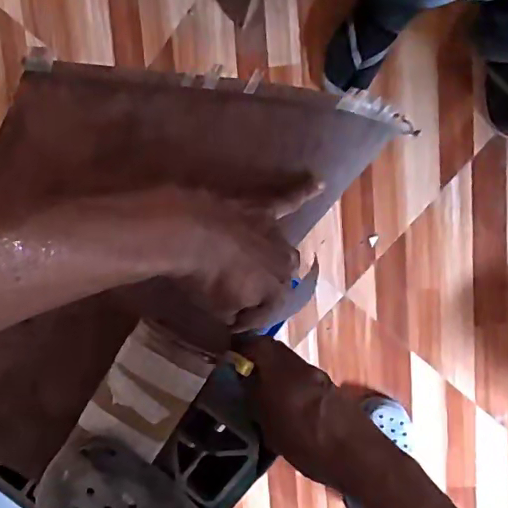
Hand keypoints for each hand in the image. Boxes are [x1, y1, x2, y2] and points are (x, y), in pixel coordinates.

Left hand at [61, 183, 317, 330]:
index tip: (230, 325)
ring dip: (270, 258)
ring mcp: (276, 232)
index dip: (247, 320)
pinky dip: (303, 190)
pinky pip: (289, 198)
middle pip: (276, 280)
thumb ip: (231, 315)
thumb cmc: (203, 278)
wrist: (190, 233)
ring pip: (281, 248)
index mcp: (276, 291)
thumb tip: (233, 320)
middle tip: (239, 295)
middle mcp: (285, 262)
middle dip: (261, 289)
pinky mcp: (262, 207)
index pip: (266, 311)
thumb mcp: (216, 309)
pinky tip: (317, 182)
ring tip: (259, 265)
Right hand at [235, 335, 398, 496]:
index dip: (240, 349)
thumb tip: (243, 381)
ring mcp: (321, 379)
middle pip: (275, 352)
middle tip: (241, 378)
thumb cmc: (310, 446)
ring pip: (290, 366)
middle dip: (256, 360)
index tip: (227, 361)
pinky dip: (290, 387)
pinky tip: (286, 410)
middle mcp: (303, 369)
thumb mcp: (270, 428)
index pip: (257, 344)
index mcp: (284, 373)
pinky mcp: (332, 392)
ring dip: (275, 374)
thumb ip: (255, 400)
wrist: (361, 460)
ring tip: (261, 397)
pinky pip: (303, 380)